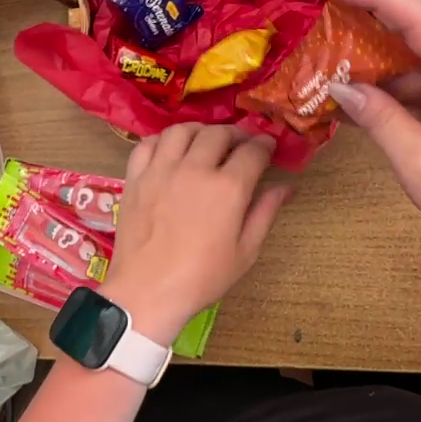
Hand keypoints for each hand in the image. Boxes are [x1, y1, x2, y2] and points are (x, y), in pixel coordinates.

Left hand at [99, 124, 293, 344]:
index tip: (268, 148)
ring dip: (199, 131)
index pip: (252, 151)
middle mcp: (194, 169)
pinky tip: (170, 151)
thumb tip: (285, 186)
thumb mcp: (245, 251)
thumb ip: (265, 213)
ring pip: (181, 130)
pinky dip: (163, 141)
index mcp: (228, 188)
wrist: (147, 291)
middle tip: (239, 146)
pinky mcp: (135, 178)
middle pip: (218, 134)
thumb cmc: (201, 278)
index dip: (264, 145)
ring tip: (205, 143)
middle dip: (235, 135)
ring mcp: (160, 171)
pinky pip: (147, 144)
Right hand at [322, 0, 420, 263]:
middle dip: (369, 17)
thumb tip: (341, 86)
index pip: (418, 14)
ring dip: (373, 58)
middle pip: (417, 28)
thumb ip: (378, 118)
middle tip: (322, 15)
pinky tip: (354, 98)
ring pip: (415, 58)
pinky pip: (420, 84)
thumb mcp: (418, 159)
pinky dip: (386, 87)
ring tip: (328, 59)